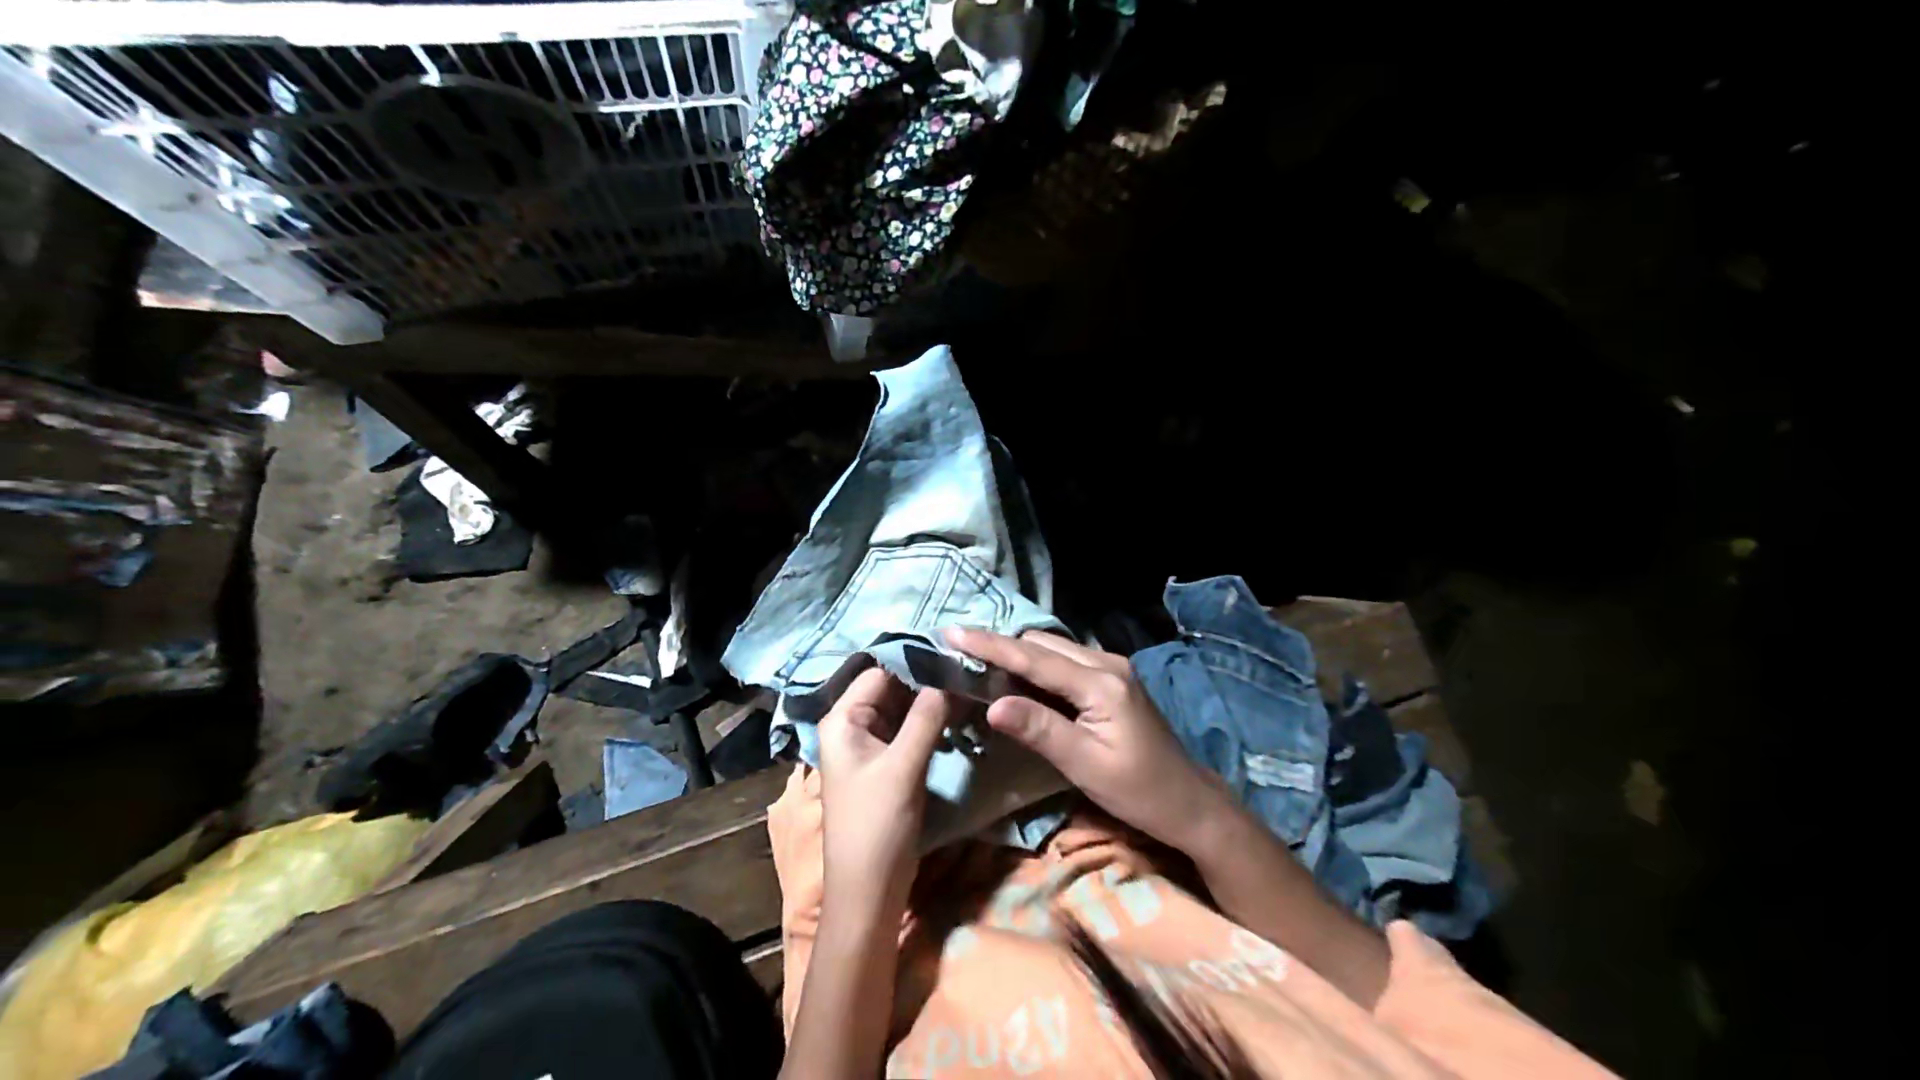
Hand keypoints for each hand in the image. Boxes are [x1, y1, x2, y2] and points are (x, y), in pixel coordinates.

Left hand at [816, 665, 954, 920]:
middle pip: (893, 688)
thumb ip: (926, 717)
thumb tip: (950, 674)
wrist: (868, 892)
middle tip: (971, 669)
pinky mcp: (888, 763)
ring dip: (933, 701)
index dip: (916, 660)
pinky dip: (932, 722)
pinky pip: (910, 730)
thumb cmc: (876, 825)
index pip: (881, 671)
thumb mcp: (903, 767)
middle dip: (929, 679)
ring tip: (972, 686)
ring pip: (905, 709)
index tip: (957, 653)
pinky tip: (961, 715)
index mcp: (843, 718)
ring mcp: (871, 745)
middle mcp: (853, 725)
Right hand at [944, 627, 1235, 854]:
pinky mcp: (1112, 680)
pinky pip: (1065, 662)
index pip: (1034, 658)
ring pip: (1053, 650)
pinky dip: (1036, 667)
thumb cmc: (1139, 791)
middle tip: (959, 658)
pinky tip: (1016, 681)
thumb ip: (1039, 729)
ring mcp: (1112, 668)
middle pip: (1042, 644)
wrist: (1190, 802)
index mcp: (1101, 684)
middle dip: (1000, 647)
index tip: (953, 633)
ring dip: (1017, 656)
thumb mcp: (1085, 765)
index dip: (990, 646)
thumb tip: (992, 704)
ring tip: (978, 666)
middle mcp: (1107, 663)